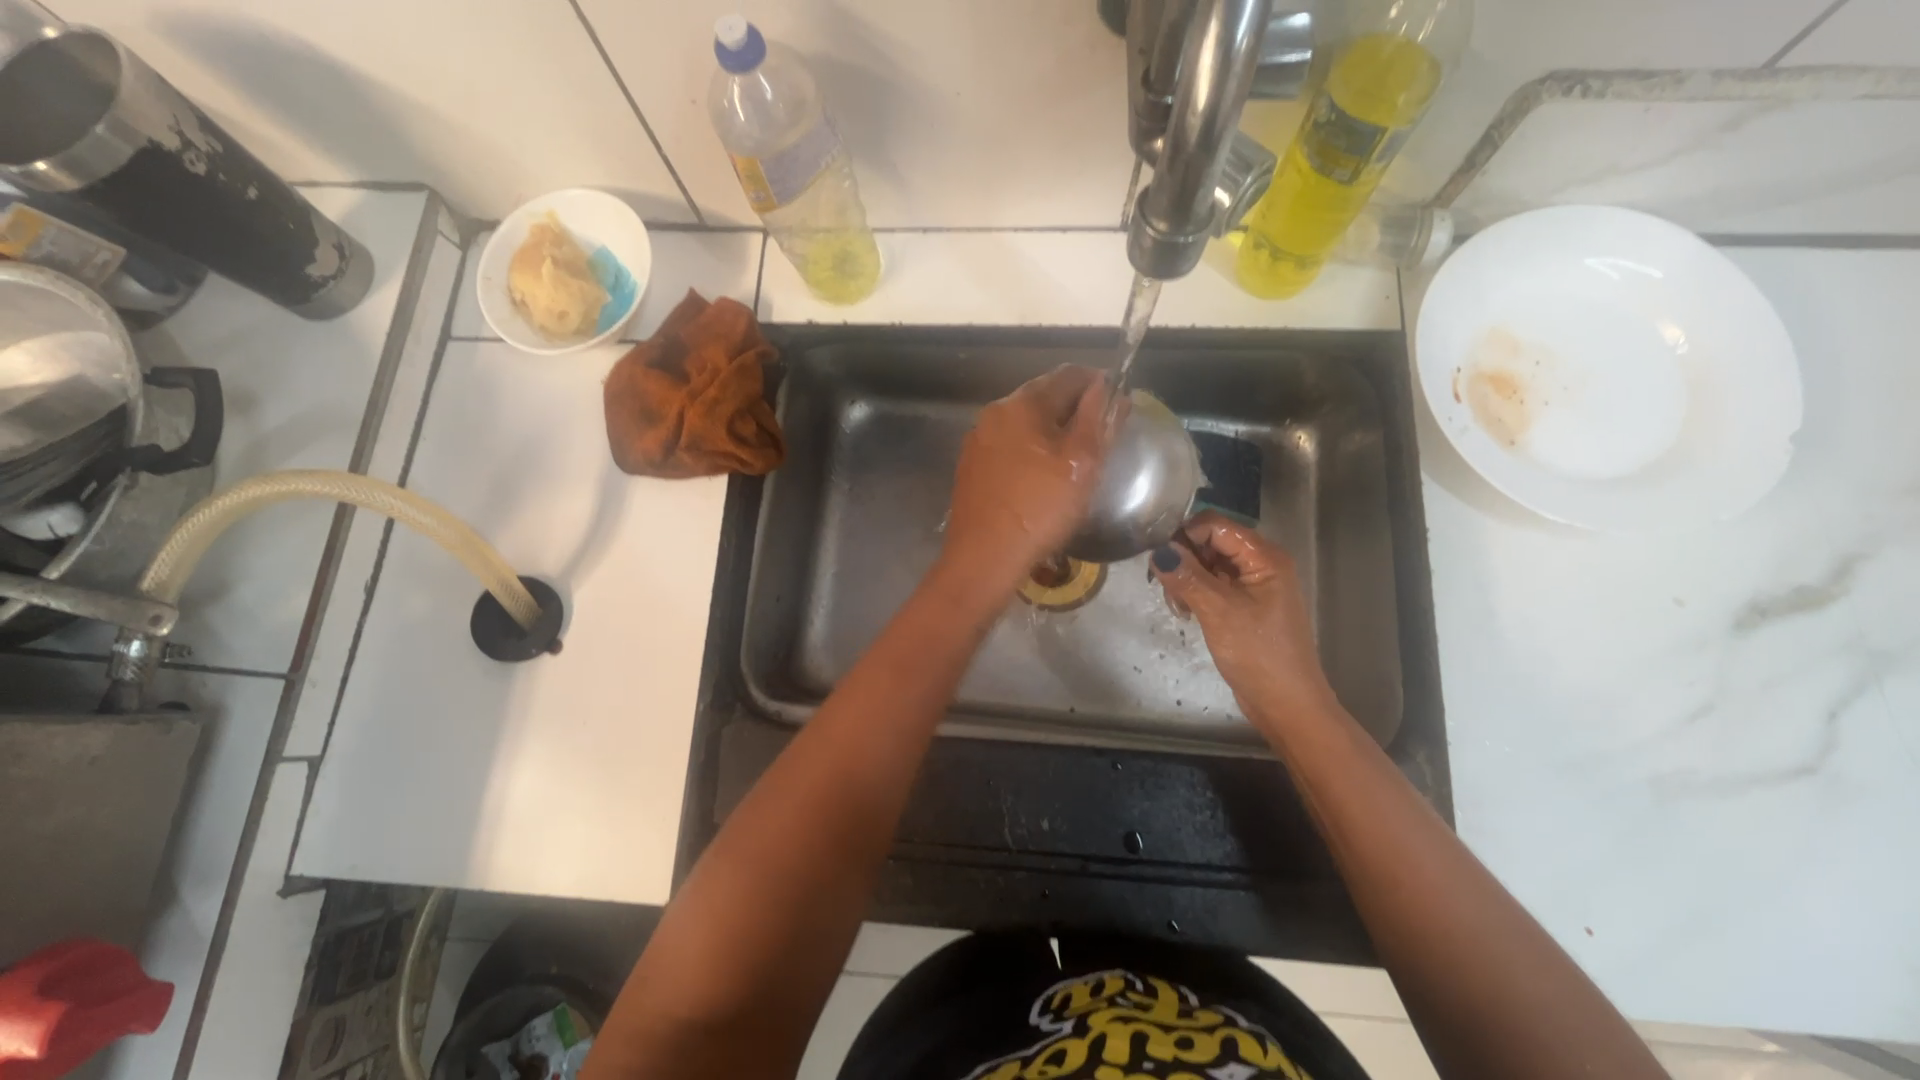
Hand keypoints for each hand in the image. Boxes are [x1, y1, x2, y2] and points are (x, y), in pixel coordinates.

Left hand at [943, 366, 1114, 586]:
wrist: (983, 559)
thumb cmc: (1040, 510)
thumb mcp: (1083, 464)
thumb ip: (1098, 419)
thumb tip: (1108, 388)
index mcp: (1022, 404)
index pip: (1069, 375)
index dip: (1099, 384)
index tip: (1118, 405)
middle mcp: (994, 413)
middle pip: (1043, 396)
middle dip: (1074, 409)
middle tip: (1101, 436)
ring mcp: (978, 440)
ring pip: (1024, 423)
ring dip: (1051, 431)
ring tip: (1075, 460)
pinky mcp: (971, 467)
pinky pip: (1008, 447)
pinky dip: (1030, 452)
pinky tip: (1042, 479)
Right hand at [1150, 512, 1337, 725]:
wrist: (1287, 703)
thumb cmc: (1258, 654)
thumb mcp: (1218, 612)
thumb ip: (1187, 576)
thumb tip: (1157, 550)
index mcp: (1264, 557)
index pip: (1216, 525)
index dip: (1185, 535)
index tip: (1160, 559)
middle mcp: (1261, 564)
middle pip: (1212, 541)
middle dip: (1184, 559)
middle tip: (1166, 588)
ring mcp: (1254, 586)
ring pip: (1210, 564)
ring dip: (1188, 578)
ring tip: (1177, 606)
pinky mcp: (1246, 605)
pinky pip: (1215, 585)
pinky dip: (1197, 593)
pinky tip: (1187, 612)